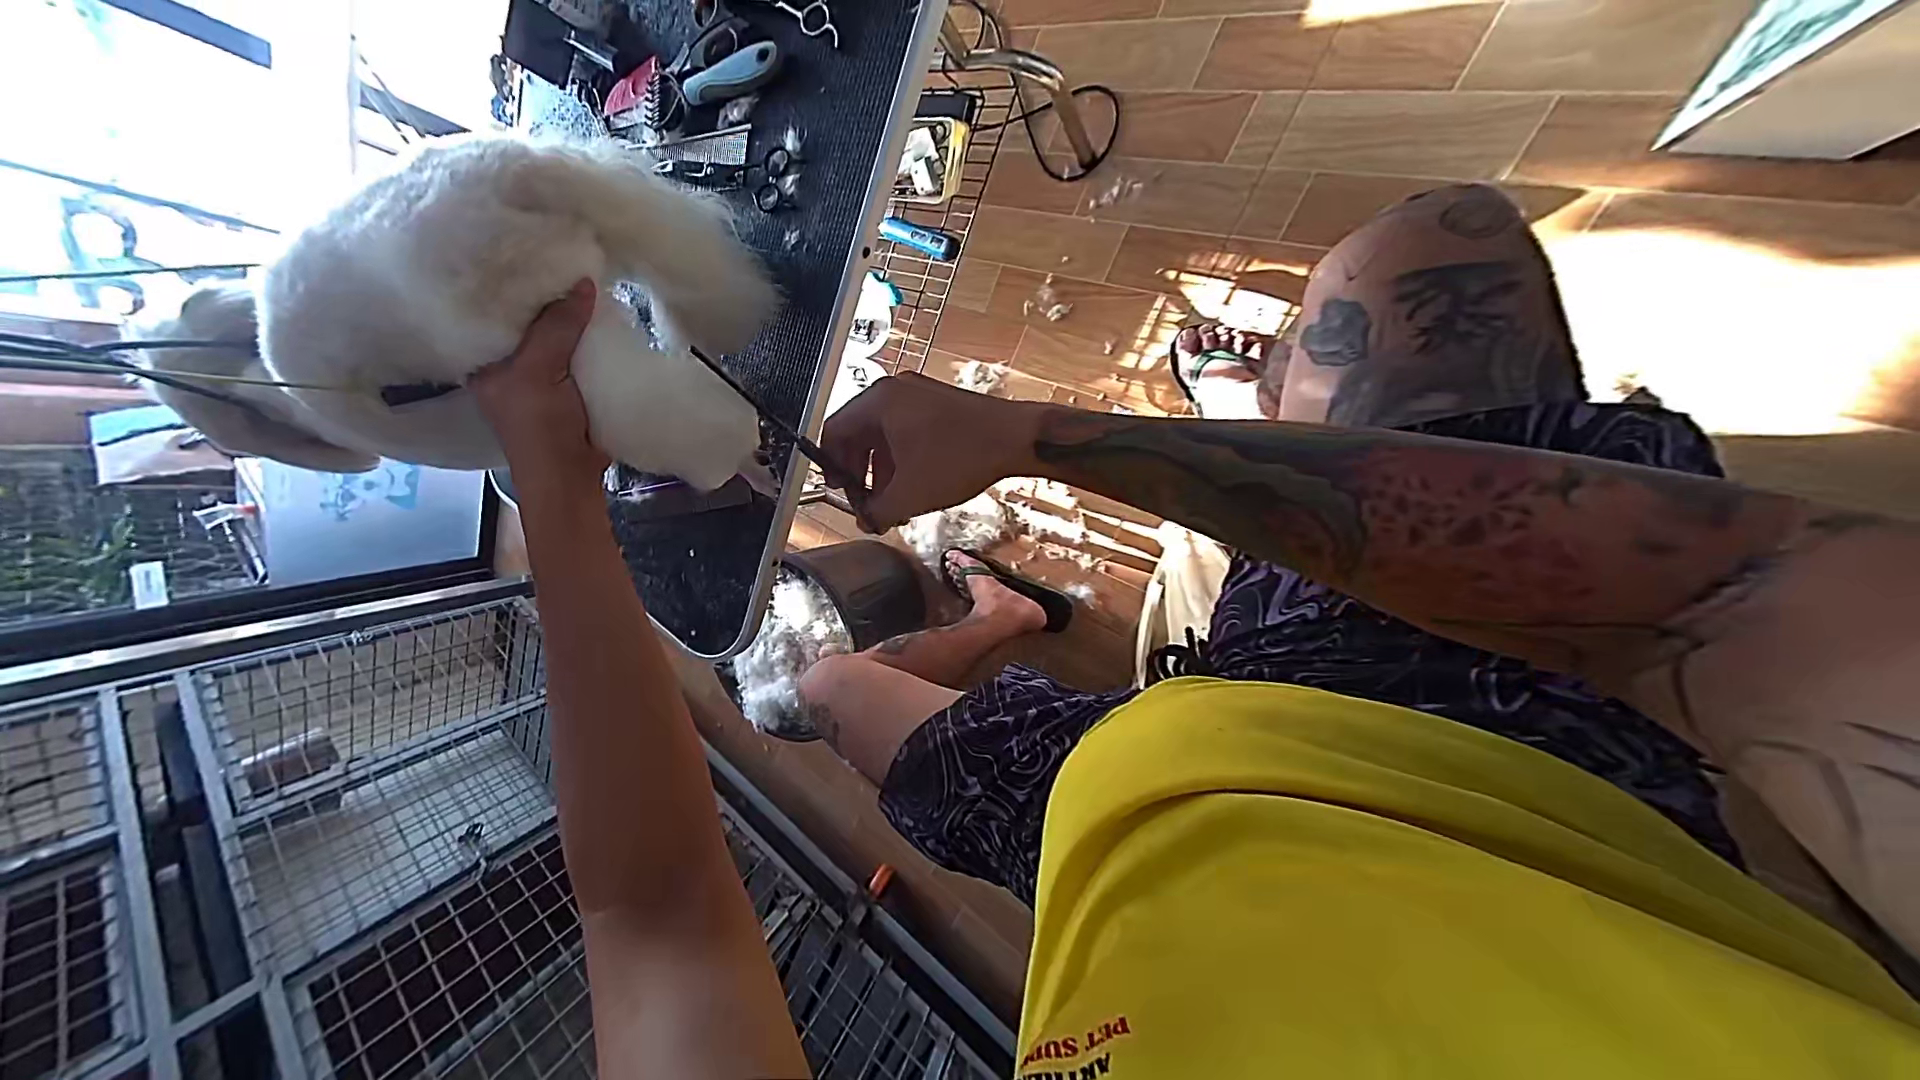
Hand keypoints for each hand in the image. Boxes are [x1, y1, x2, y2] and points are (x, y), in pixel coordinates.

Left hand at [470, 279, 608, 496]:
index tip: (532, 253)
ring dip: (570, 319)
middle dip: (546, 297)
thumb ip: (558, 328)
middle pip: (526, 321)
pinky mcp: (566, 389)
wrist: (570, 475)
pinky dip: (587, 341)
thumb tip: (583, 282)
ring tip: (585, 282)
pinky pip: (575, 355)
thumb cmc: (540, 426)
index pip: (491, 308)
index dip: (511, 283)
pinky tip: (600, 321)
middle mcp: (506, 364)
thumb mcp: (540, 371)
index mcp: (482, 358)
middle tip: (564, 260)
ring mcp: (537, 377)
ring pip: (553, 337)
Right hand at [819, 372, 1044, 529]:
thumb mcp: (910, 493)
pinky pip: (907, 430)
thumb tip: (866, 521)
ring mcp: (919, 394)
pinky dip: (903, 458)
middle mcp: (895, 391)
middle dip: (861, 473)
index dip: (832, 466)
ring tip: (893, 501)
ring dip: (883, 470)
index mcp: (879, 402)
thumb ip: (878, 510)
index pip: (834, 430)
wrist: (1016, 438)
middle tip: (866, 501)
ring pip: (885, 435)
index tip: (841, 491)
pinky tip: (915, 485)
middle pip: (859, 433)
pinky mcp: (939, 404)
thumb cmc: (961, 457)